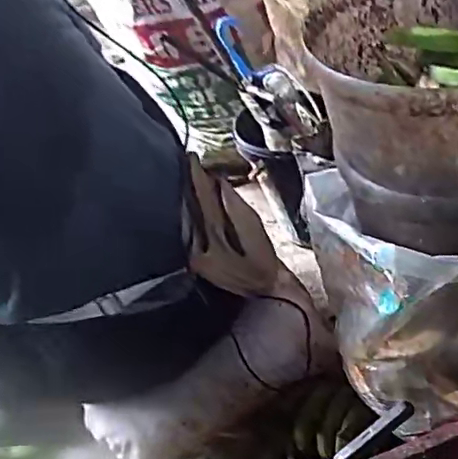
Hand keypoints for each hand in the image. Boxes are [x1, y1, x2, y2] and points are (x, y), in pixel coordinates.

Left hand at [185, 155, 292, 298]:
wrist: (268, 300)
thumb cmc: (268, 273)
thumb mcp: (259, 243)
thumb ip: (240, 215)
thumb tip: (222, 186)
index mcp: (212, 244)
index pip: (205, 204)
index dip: (199, 180)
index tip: (192, 158)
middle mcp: (198, 251)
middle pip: (192, 212)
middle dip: (192, 188)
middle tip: (189, 164)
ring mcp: (197, 258)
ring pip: (190, 222)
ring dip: (190, 201)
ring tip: (191, 180)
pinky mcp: (200, 263)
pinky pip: (193, 233)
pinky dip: (193, 217)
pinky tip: (194, 206)